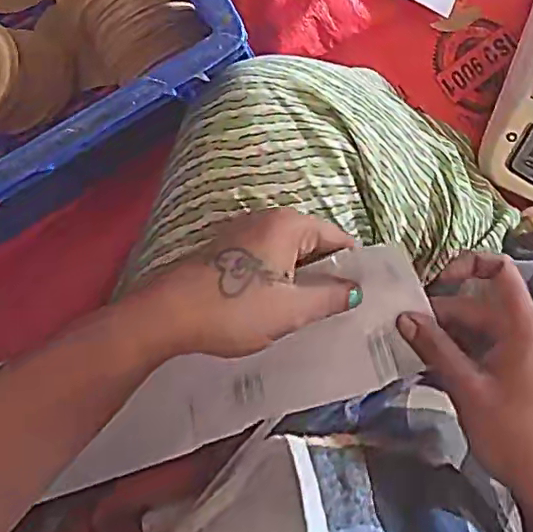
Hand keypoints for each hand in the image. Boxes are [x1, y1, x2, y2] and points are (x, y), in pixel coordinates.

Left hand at [133, 210, 359, 358]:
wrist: (167, 314)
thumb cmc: (234, 309)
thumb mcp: (291, 310)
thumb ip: (329, 297)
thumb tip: (356, 290)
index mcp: (289, 225)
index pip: (337, 237)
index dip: (353, 263)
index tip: (365, 289)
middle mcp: (268, 218)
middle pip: (312, 241)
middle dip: (327, 270)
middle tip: (342, 303)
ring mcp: (244, 230)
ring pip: (288, 251)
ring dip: (302, 275)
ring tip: (314, 307)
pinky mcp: (227, 248)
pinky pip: (267, 256)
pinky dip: (279, 275)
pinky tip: (279, 302)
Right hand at [396, 252, 532, 501]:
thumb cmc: (515, 431)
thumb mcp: (468, 388)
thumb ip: (435, 348)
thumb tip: (404, 316)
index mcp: (519, 323)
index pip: (499, 269)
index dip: (468, 264)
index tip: (436, 281)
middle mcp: (519, 331)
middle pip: (475, 305)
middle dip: (439, 313)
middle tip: (400, 327)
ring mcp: (516, 355)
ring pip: (473, 332)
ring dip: (442, 338)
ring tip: (405, 349)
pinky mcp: (510, 377)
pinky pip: (478, 353)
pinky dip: (453, 357)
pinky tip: (424, 371)